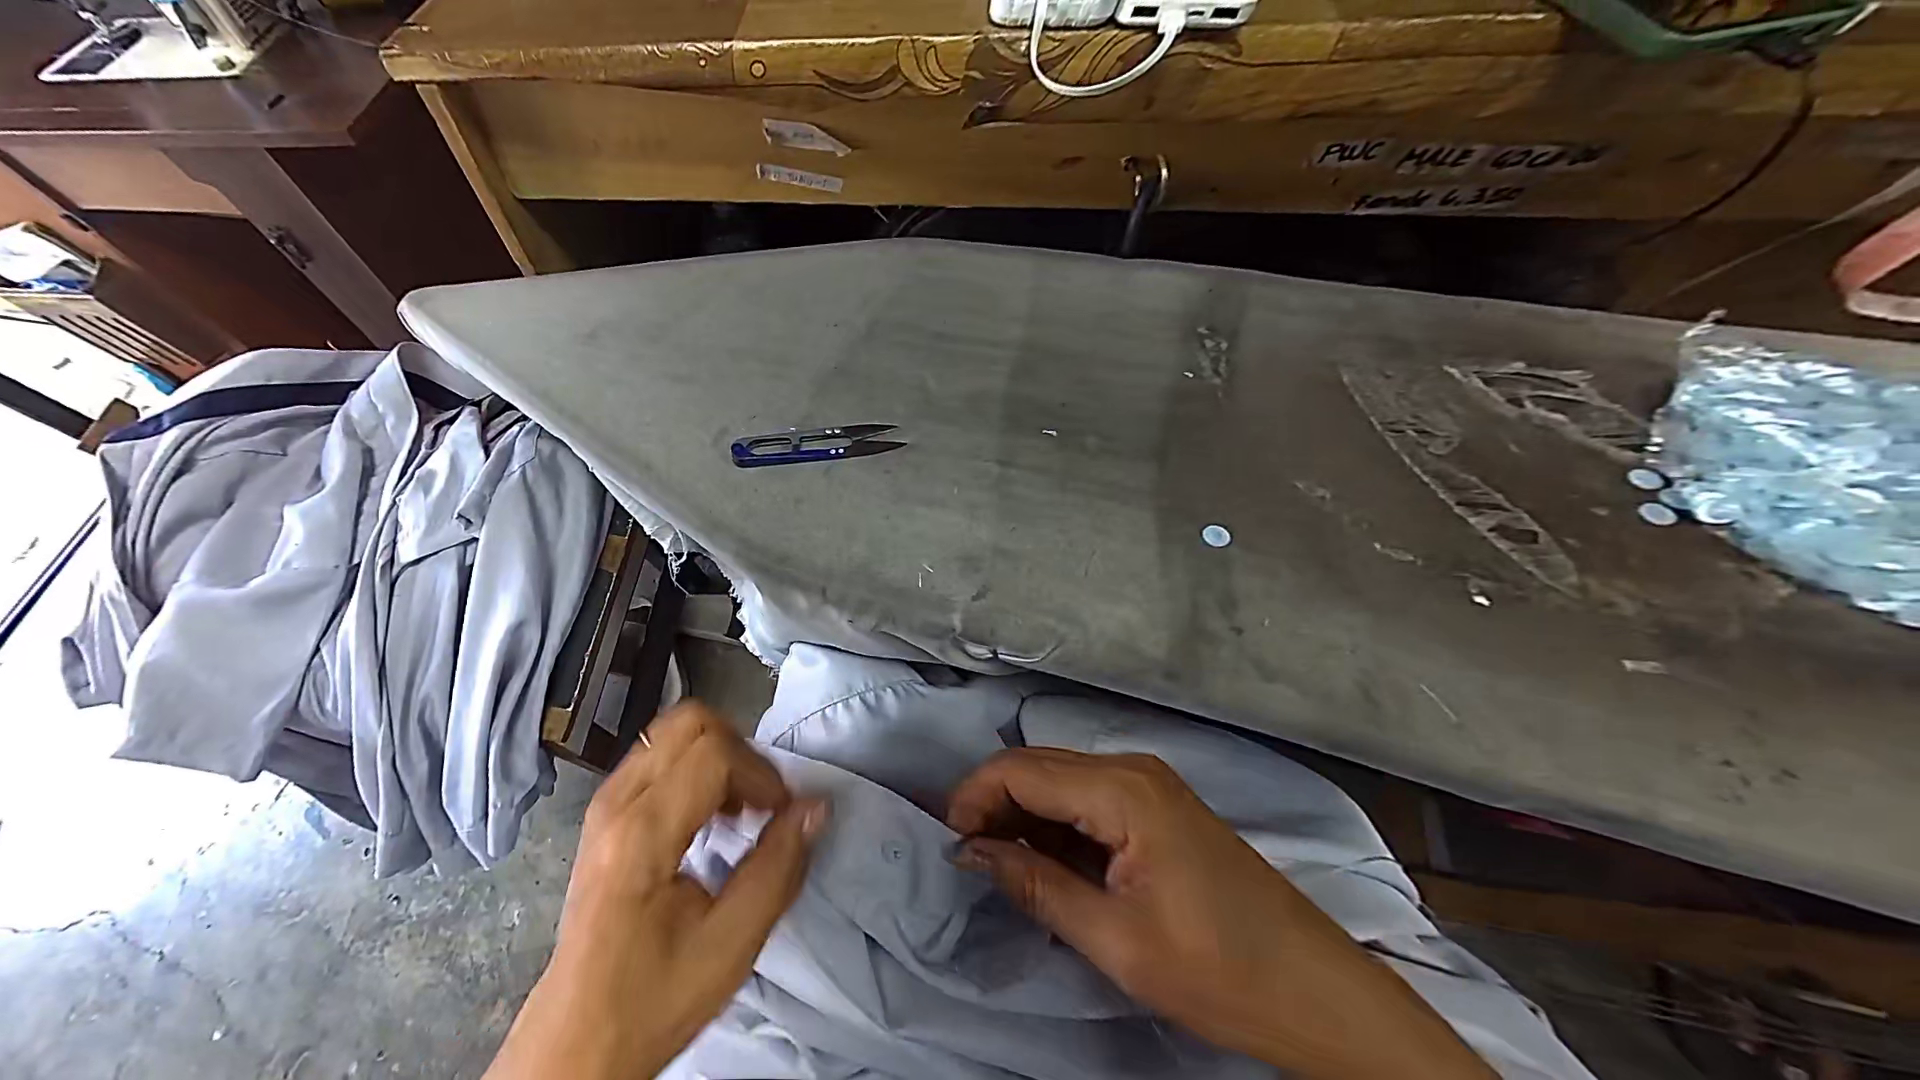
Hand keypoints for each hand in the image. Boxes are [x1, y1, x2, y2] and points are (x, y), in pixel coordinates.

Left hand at [486, 702, 826, 1079]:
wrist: (575, 1043)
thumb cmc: (653, 999)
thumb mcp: (731, 944)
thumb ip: (779, 866)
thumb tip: (816, 806)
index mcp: (640, 835)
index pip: (714, 752)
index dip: (761, 775)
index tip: (781, 816)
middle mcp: (614, 805)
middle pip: (690, 722)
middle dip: (741, 751)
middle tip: (762, 802)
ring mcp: (605, 805)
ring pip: (674, 732)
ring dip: (722, 758)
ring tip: (741, 811)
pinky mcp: (606, 815)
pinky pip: (661, 756)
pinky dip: (699, 770)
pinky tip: (712, 818)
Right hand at [947, 749, 1493, 1079]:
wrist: (1313, 989)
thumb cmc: (1215, 969)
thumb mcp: (1113, 938)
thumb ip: (1035, 884)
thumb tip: (972, 851)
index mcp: (1123, 789)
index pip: (1021, 769)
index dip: (974, 798)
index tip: (948, 844)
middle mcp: (1133, 768)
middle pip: (1038, 766)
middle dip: (994, 804)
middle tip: (970, 859)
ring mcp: (1150, 784)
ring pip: (1061, 780)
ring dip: (1024, 816)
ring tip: (1004, 868)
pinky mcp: (1159, 806)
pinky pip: (1089, 798)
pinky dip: (1058, 824)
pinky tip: (1048, 863)